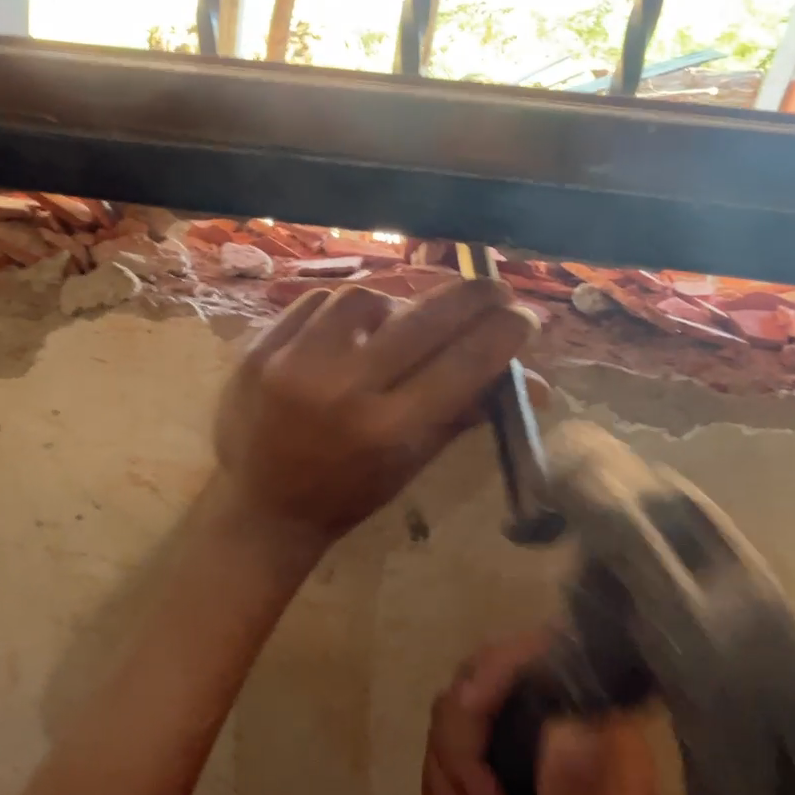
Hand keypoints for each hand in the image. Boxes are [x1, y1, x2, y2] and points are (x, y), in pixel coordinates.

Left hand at [214, 280, 537, 548]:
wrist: (259, 506)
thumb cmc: (345, 494)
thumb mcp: (409, 463)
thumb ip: (465, 414)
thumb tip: (535, 382)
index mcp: (386, 431)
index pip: (463, 364)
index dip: (503, 333)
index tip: (525, 316)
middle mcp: (342, 390)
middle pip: (422, 319)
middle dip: (472, 296)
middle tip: (495, 289)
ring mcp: (293, 364)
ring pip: (365, 297)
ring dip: (396, 303)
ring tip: (403, 321)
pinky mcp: (259, 349)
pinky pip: (315, 301)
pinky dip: (343, 308)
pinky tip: (353, 325)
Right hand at [422, 633, 659, 794]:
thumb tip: (573, 725)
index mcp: (598, 736)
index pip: (544, 656)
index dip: (499, 666)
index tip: (469, 708)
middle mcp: (559, 730)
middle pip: (484, 681)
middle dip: (463, 742)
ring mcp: (522, 753)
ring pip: (455, 717)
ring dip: (449, 776)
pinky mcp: (493, 776)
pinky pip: (444, 754)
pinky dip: (439, 791)